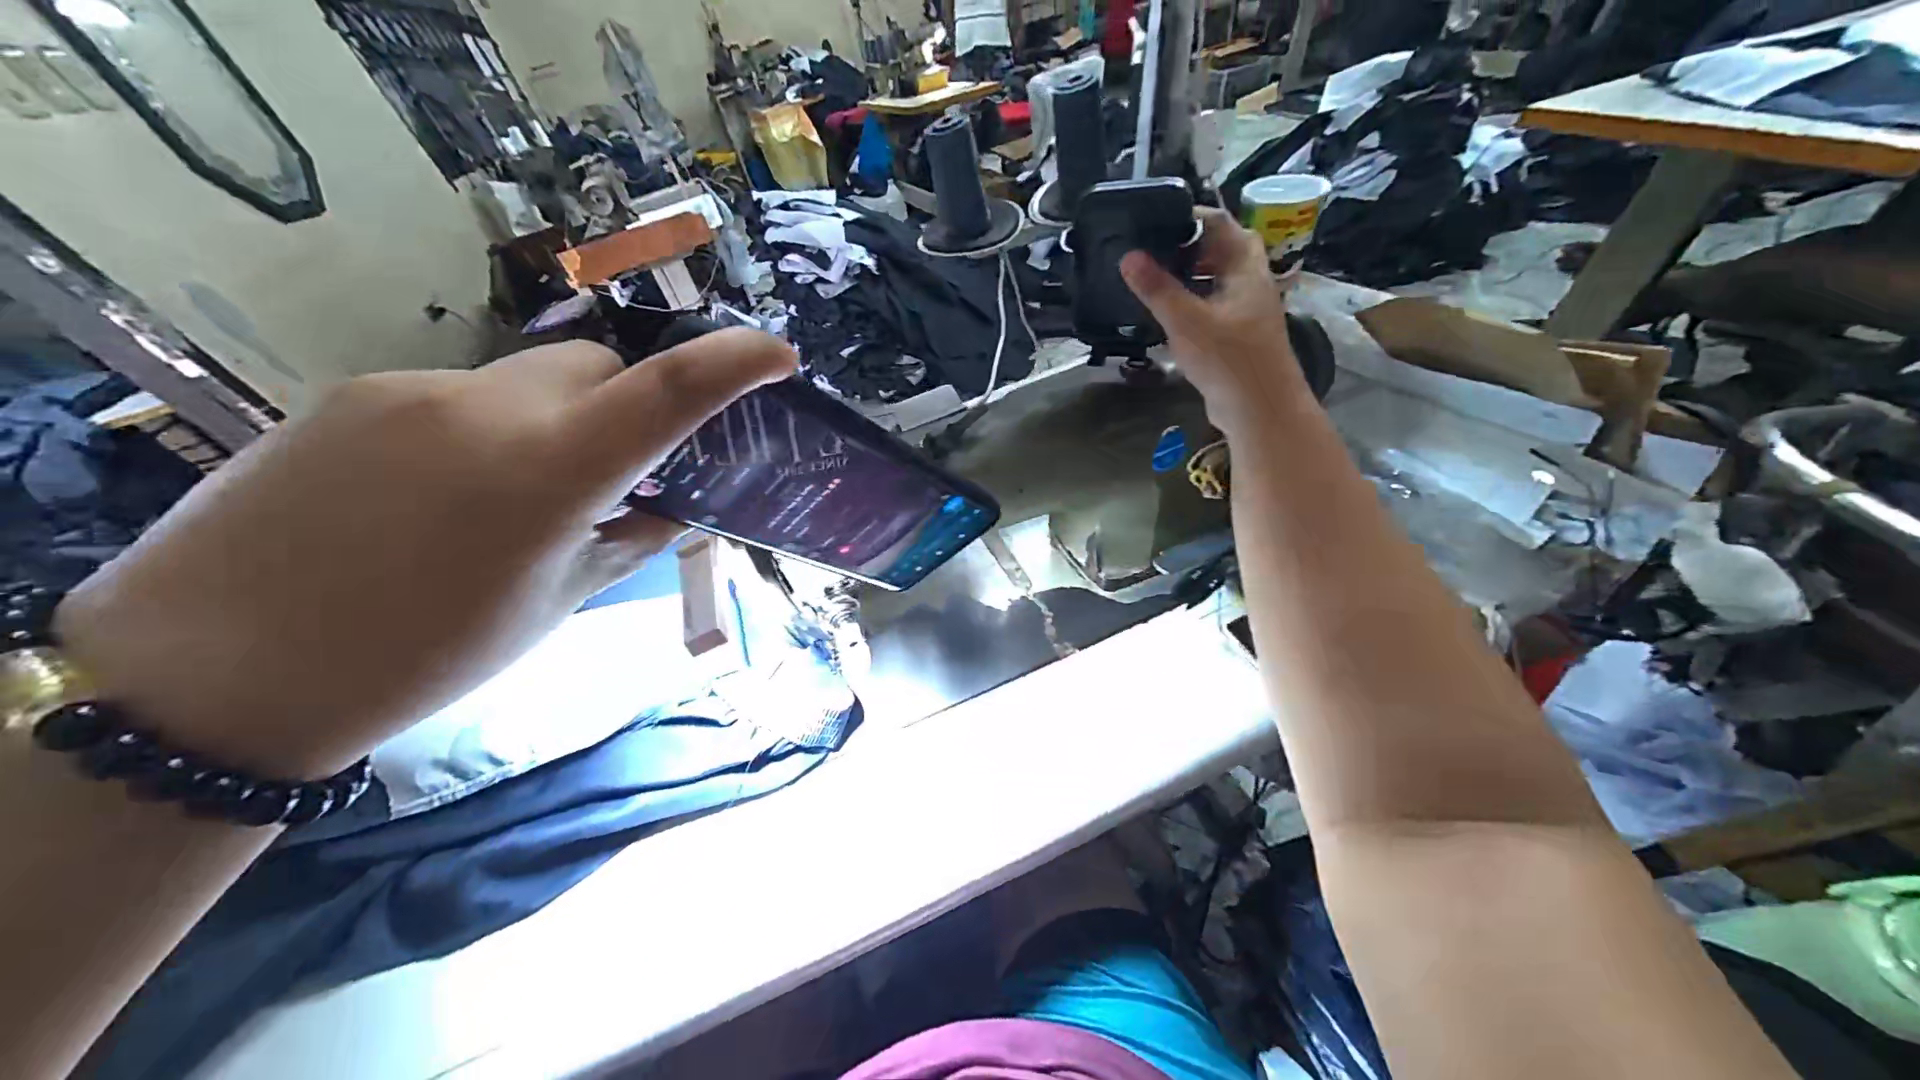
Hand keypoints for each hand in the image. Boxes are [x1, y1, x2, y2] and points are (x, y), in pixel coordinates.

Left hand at [51, 330, 795, 777]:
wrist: (215, 670)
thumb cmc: (426, 654)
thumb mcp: (557, 600)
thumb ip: (628, 537)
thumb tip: (670, 503)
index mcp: (551, 471)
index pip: (666, 393)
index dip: (734, 365)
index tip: (778, 356)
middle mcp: (488, 407)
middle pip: (598, 368)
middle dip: (626, 406)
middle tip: (616, 471)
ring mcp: (414, 389)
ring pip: (530, 380)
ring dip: (556, 421)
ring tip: (515, 496)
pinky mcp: (356, 392)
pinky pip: (463, 394)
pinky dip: (489, 430)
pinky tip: (443, 492)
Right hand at [1119, 208, 1310, 436]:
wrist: (1260, 410)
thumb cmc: (1228, 360)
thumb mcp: (1186, 321)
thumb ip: (1156, 288)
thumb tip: (1128, 255)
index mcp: (1246, 268)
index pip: (1219, 223)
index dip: (1189, 216)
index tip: (1153, 218)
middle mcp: (1249, 283)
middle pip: (1217, 250)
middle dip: (1184, 247)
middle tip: (1146, 249)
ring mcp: (1244, 310)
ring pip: (1213, 280)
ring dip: (1185, 276)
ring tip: (1148, 276)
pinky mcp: (1234, 336)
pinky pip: (1209, 307)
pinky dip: (1188, 302)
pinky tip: (1164, 313)